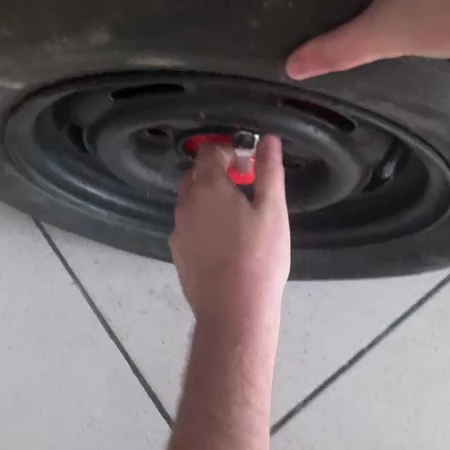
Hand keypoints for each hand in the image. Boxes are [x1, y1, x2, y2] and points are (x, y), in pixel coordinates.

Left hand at [170, 137, 290, 329]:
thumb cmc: (259, 257)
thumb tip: (268, 139)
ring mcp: (178, 230)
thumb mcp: (272, 209)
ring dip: (208, 199)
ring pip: (190, 202)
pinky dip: (202, 224)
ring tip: (237, 217)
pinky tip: (224, 243)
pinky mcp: (177, 253)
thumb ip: (269, 170)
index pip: (209, 152)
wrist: (233, 310)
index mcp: (208, 187)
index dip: (229, 152)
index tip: (249, 166)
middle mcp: (186, 204)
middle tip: (245, 188)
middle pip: (195, 175)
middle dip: (217, 174)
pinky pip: (188, 227)